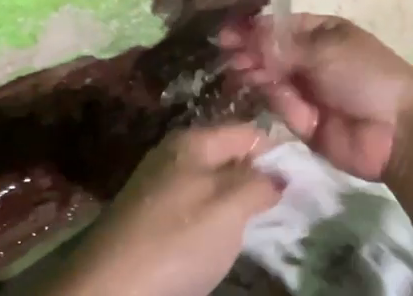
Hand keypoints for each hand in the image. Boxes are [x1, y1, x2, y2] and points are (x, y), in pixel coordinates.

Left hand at [49, 124, 281, 295]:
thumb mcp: (227, 210)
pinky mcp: (148, 215)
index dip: (276, 151)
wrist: (108, 287)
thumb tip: (279, 173)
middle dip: (255, 176)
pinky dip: (211, 217)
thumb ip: (257, 185)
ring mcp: (158, 183)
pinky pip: (193, 204)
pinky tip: (219, 238)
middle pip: (227, 155)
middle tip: (286, 203)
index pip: (246, 131)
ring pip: (210, 182)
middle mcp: (173, 153)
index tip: (304, 177)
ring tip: (259, 222)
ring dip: (234, 199)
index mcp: (192, 140)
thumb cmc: (176, 241)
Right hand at [219, 14, 412, 181]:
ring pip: (270, 79)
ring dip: (258, 76)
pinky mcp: (304, 122)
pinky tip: (280, 100)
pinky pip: (280, 107)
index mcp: (320, 32)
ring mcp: (306, 90)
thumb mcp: (324, 49)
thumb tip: (248, 35)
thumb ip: (281, 45)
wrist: (398, 131)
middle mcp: (310, 58)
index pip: (278, 26)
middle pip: (269, 53)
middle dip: (250, 53)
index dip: (252, 28)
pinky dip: (277, 104)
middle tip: (230, 57)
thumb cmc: (365, 75)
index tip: (227, 34)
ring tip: (245, 76)